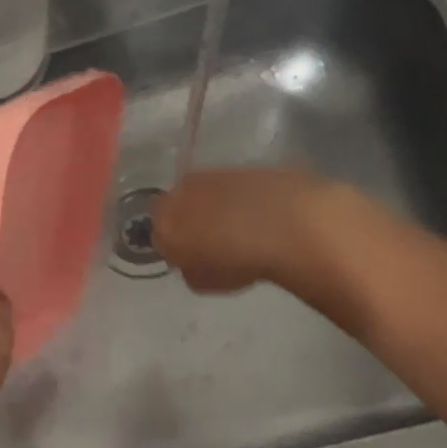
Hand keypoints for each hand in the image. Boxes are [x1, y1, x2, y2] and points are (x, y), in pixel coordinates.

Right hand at [153, 167, 340, 292]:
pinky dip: (238, 199)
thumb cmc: (237, 262)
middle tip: (208, 242)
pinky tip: (256, 215)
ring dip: (212, 207)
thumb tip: (192, 258)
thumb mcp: (202, 282)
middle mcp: (181, 193)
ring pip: (203, 194)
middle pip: (176, 207)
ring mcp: (213, 174)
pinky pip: (232, 187)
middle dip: (187, 221)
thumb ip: (188, 268)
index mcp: (164, 224)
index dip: (172, 248)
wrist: (289, 223)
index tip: (188, 258)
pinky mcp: (244, 165)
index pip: (157, 236)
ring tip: (236, 228)